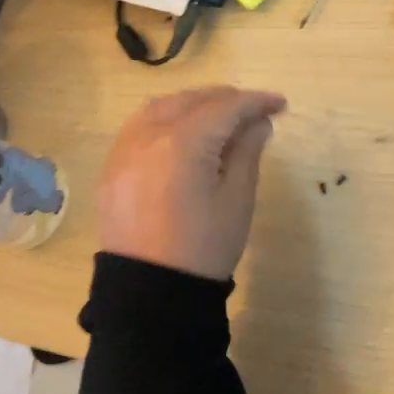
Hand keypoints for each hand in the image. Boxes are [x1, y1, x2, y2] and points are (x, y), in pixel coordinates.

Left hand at [95, 87, 287, 280]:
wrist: (150, 294)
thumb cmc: (204, 247)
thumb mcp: (238, 199)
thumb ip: (248, 151)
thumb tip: (258, 123)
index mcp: (183, 143)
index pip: (225, 108)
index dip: (256, 102)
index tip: (280, 104)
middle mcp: (148, 135)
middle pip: (192, 100)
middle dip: (226, 100)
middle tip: (254, 112)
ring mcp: (124, 150)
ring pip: (162, 107)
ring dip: (194, 105)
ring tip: (220, 118)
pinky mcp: (112, 167)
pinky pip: (140, 127)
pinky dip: (166, 119)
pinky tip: (184, 133)